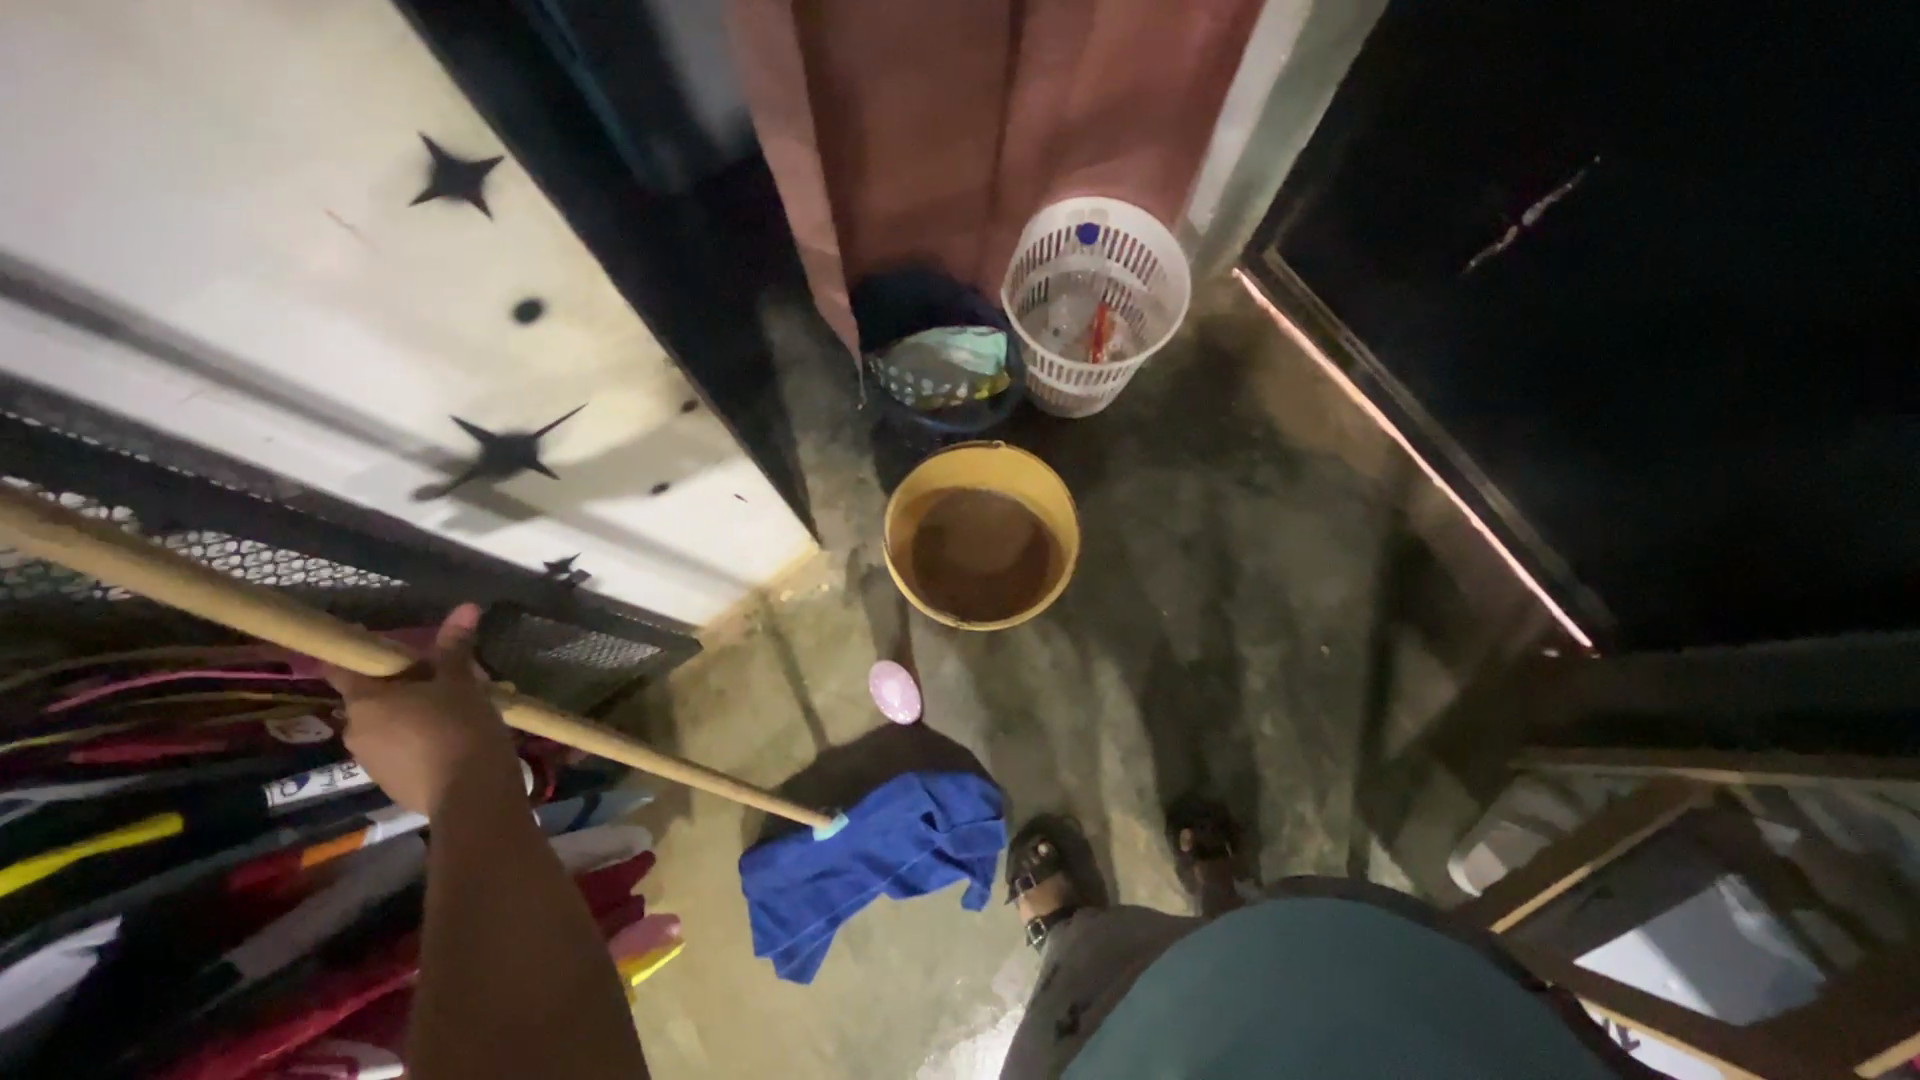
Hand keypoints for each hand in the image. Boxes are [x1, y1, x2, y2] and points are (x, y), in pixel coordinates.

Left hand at [323, 604, 523, 817]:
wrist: (471, 794)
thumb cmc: (461, 727)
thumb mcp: (462, 682)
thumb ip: (455, 647)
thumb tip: (465, 607)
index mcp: (366, 700)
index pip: (342, 667)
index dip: (361, 653)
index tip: (386, 646)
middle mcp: (356, 730)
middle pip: (374, 697)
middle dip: (407, 686)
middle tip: (449, 681)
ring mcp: (369, 761)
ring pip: (389, 726)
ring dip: (415, 715)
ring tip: (458, 713)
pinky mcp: (389, 785)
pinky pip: (400, 752)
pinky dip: (421, 743)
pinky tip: (455, 743)